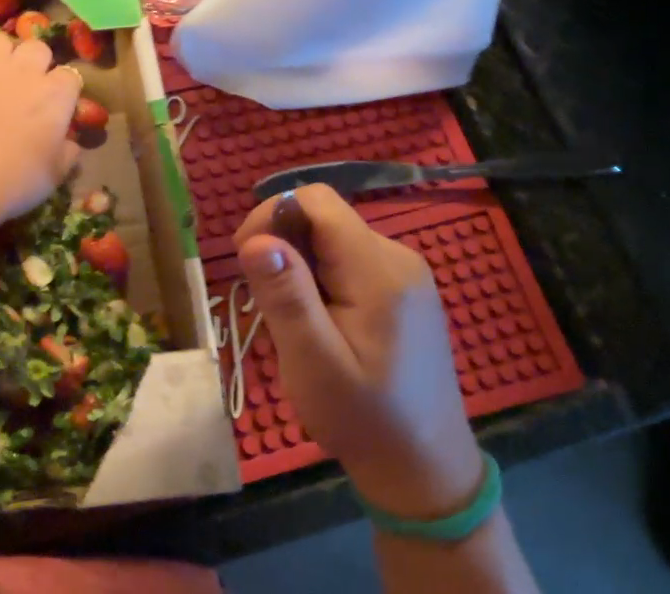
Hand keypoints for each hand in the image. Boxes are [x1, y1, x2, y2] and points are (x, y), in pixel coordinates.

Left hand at [0, 31, 82, 230]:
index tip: (51, 106)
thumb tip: (69, 140)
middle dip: (32, 65)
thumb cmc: (10, 182)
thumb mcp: (54, 176)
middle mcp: (25, 69)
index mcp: (55, 95)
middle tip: (19, 89)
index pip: (69, 76)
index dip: (61, 90)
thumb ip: (68, 151)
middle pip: (37, 49)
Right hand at [232, 185, 482, 518]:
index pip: (316, 201)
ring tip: (291, 321)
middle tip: (265, 302)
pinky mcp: (400, 289)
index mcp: (379, 270)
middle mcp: (397, 257)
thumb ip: (286, 296)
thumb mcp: (313, 362)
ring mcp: (403, 272)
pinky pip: (345, 259)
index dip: (270, 215)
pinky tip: (316, 323)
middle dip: (281, 245)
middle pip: (322, 217)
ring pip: (329, 238)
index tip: (246, 261)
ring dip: (297, 265)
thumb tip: (254, 239)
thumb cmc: (363, 418)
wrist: (423, 468)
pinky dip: (317, 278)